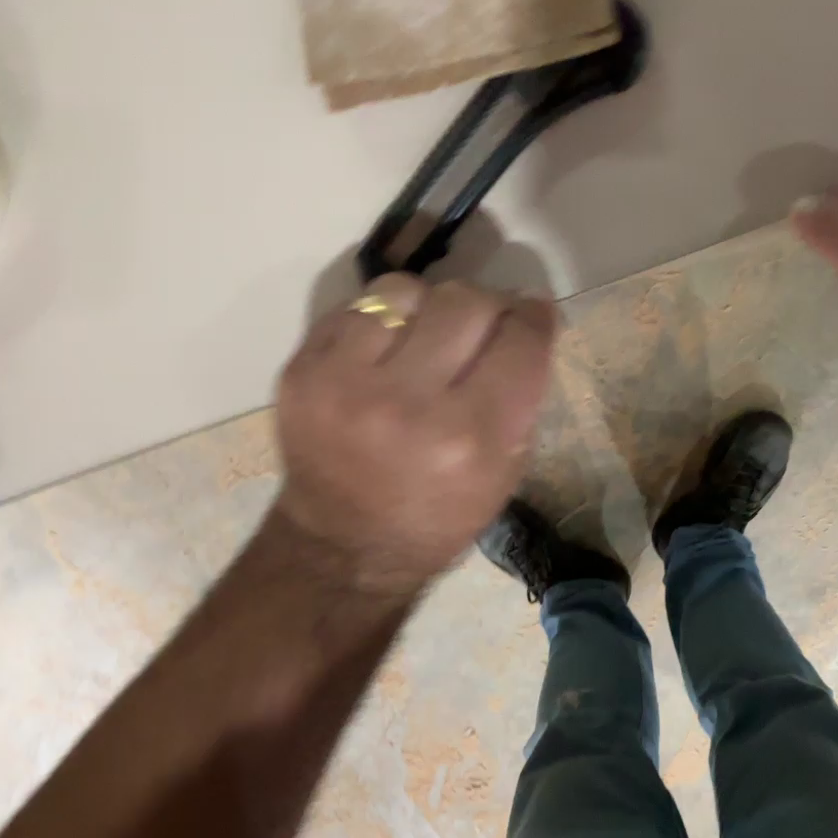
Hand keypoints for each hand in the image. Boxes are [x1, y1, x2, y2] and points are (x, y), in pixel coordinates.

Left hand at [271, 273, 557, 597]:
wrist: (343, 548)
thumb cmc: (439, 516)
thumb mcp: (504, 473)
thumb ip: (520, 395)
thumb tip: (524, 321)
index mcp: (470, 438)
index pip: (520, 339)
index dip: (535, 317)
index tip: (533, 314)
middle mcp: (408, 404)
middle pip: (467, 302)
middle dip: (487, 308)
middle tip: (482, 327)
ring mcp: (345, 384)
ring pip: (406, 290)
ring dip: (427, 308)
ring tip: (426, 337)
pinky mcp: (302, 372)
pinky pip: (355, 308)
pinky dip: (380, 321)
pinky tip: (385, 351)